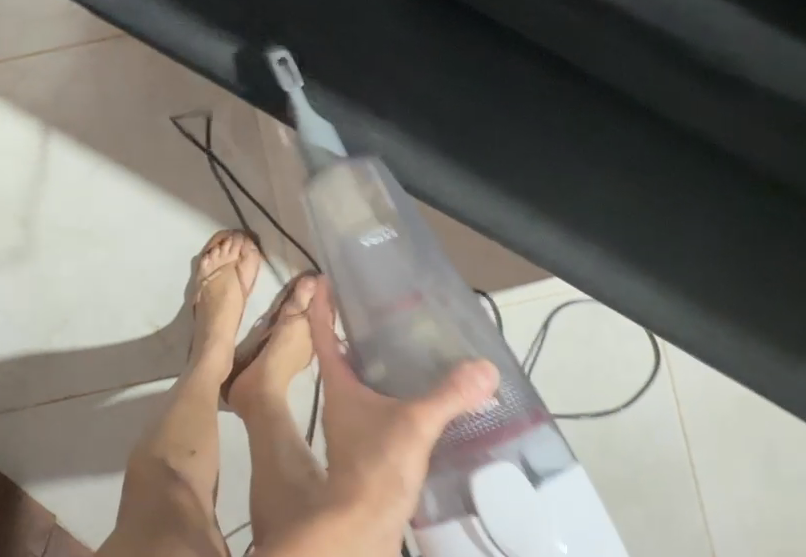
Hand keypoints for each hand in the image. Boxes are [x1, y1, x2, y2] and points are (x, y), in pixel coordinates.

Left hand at [264, 276, 498, 556]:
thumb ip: (448, 395)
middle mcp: (340, 401)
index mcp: (339, 385)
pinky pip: (380, 411)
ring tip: (409, 350)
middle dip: (355, 332)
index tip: (321, 278)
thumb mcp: (414, 425)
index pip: (323, 333)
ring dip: (378, 367)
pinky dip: (396, 398)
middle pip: (342, 356)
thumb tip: (484, 368)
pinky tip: (424, 402)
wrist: (361, 527)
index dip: (322, 306)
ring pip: (362, 385)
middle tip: (380, 310)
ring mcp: (353, 428)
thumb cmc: (375, 467)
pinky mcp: (370, 451)